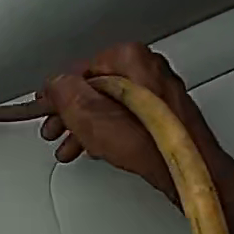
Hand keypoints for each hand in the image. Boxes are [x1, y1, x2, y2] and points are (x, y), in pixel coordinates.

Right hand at [38, 43, 215, 202]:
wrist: (186, 173)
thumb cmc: (152, 146)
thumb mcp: (92, 116)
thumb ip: (66, 94)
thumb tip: (54, 85)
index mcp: (130, 59)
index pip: (78, 71)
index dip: (58, 95)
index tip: (47, 110)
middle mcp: (147, 69)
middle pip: (93, 88)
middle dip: (71, 112)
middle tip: (56, 129)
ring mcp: (157, 91)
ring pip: (108, 103)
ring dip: (85, 124)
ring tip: (71, 145)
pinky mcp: (162, 114)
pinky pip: (124, 115)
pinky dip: (106, 129)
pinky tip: (96, 147)